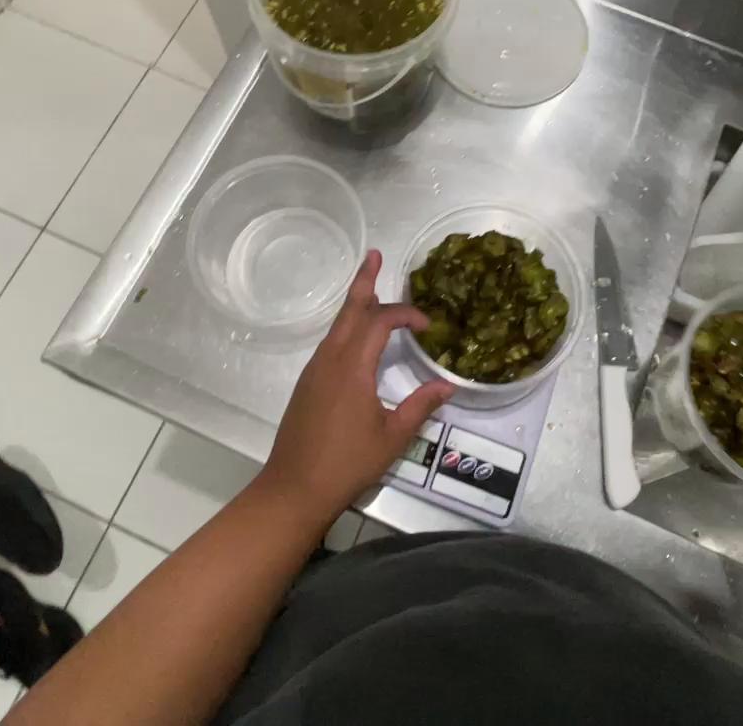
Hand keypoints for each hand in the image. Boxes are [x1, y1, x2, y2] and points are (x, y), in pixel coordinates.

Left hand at [259, 251, 454, 520]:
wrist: (294, 487)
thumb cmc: (347, 463)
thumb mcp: (393, 436)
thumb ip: (421, 406)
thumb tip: (448, 385)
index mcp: (352, 366)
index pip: (380, 321)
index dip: (405, 315)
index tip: (427, 326)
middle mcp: (330, 358)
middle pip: (350, 310)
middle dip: (364, 281)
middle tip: (375, 255)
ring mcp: (315, 369)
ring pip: (338, 325)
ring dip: (356, 304)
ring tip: (370, 287)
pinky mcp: (308, 382)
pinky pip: (331, 342)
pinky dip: (348, 327)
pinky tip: (357, 336)